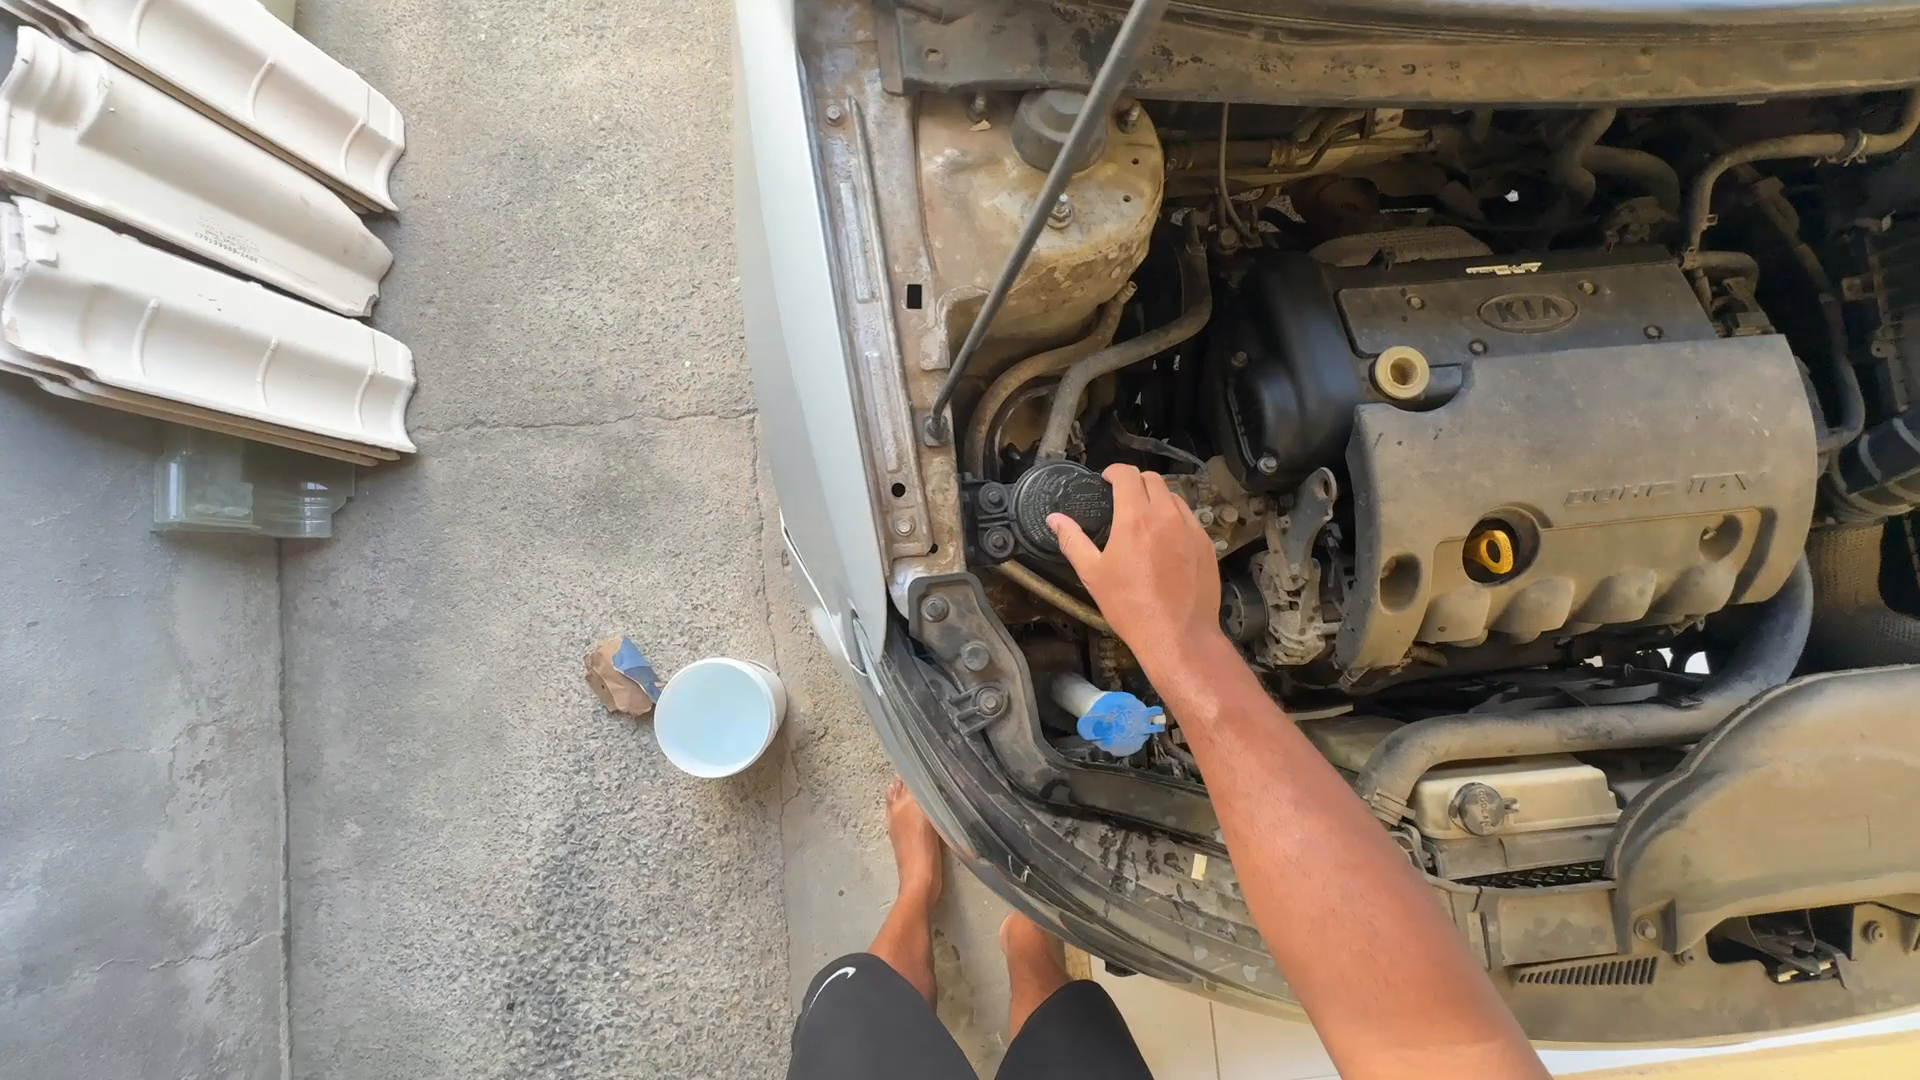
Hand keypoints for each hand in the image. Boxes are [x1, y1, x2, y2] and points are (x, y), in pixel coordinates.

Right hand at [1048, 464, 1228, 677]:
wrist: (1178, 634)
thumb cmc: (1130, 606)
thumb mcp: (1093, 574)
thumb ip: (1072, 540)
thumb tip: (1054, 520)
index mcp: (1135, 518)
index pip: (1127, 475)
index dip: (1114, 471)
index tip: (1106, 479)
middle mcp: (1166, 515)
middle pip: (1153, 479)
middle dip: (1135, 482)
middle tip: (1122, 497)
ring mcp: (1191, 528)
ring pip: (1174, 496)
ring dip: (1157, 498)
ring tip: (1144, 517)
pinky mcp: (1206, 544)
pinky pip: (1190, 518)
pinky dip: (1175, 518)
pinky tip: (1166, 538)